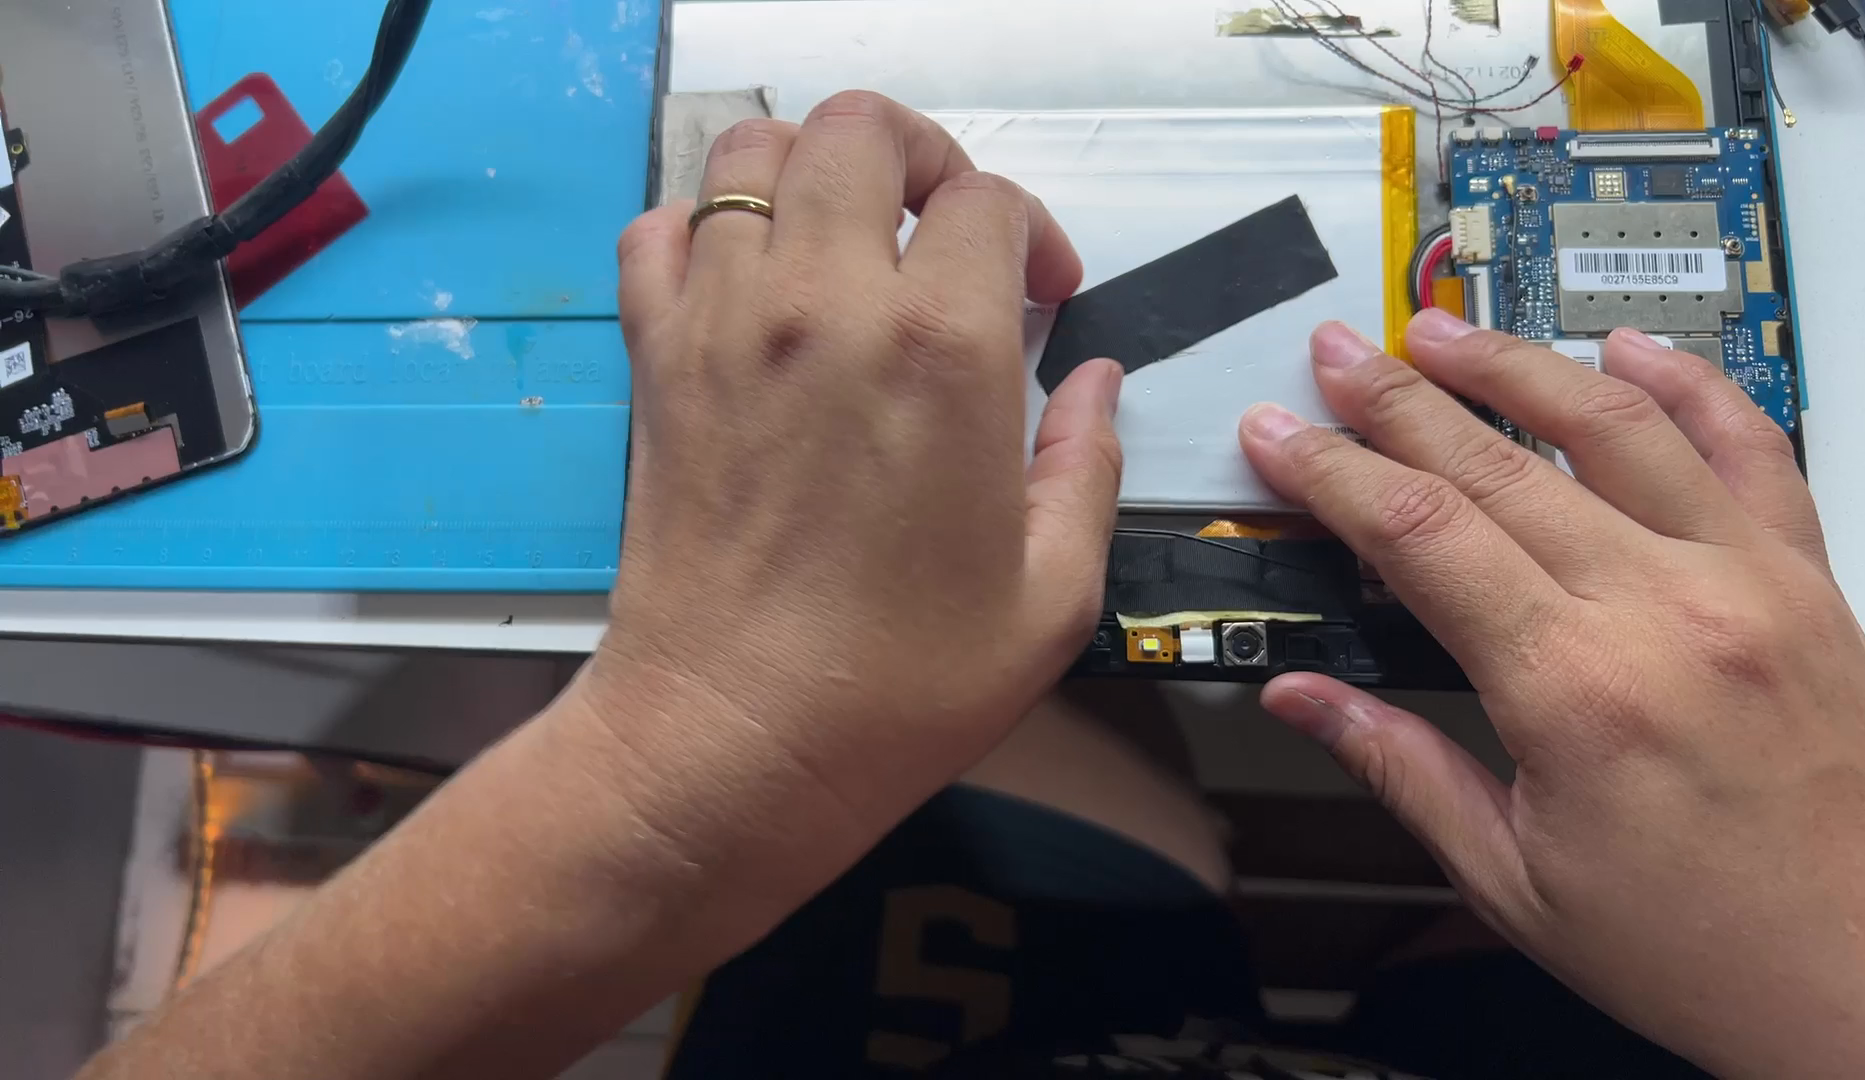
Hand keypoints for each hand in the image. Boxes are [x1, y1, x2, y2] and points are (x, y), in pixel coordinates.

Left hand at [577, 92, 1121, 856]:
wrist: (736, 742)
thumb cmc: (905, 686)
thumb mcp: (1054, 594)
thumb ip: (1090, 461)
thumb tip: (1094, 379)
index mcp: (942, 353)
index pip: (989, 203)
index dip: (1033, 234)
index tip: (1043, 295)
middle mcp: (825, 305)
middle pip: (861, 131)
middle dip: (925, 159)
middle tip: (952, 235)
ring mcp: (724, 324)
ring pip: (752, 156)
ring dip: (819, 176)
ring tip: (860, 247)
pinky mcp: (657, 363)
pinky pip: (662, 234)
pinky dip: (710, 227)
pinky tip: (759, 285)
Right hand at [1239, 311, 1864, 1076]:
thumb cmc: (1702, 950)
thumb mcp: (1506, 873)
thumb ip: (1390, 761)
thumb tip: (1295, 697)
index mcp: (1572, 689)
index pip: (1416, 537)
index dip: (1330, 472)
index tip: (1276, 435)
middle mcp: (1665, 612)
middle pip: (1493, 466)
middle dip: (1392, 401)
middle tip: (1332, 353)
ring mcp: (1750, 584)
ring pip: (1613, 431)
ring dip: (1512, 368)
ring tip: (1441, 330)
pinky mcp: (1809, 584)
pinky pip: (1752, 453)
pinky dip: (1691, 386)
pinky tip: (1631, 348)